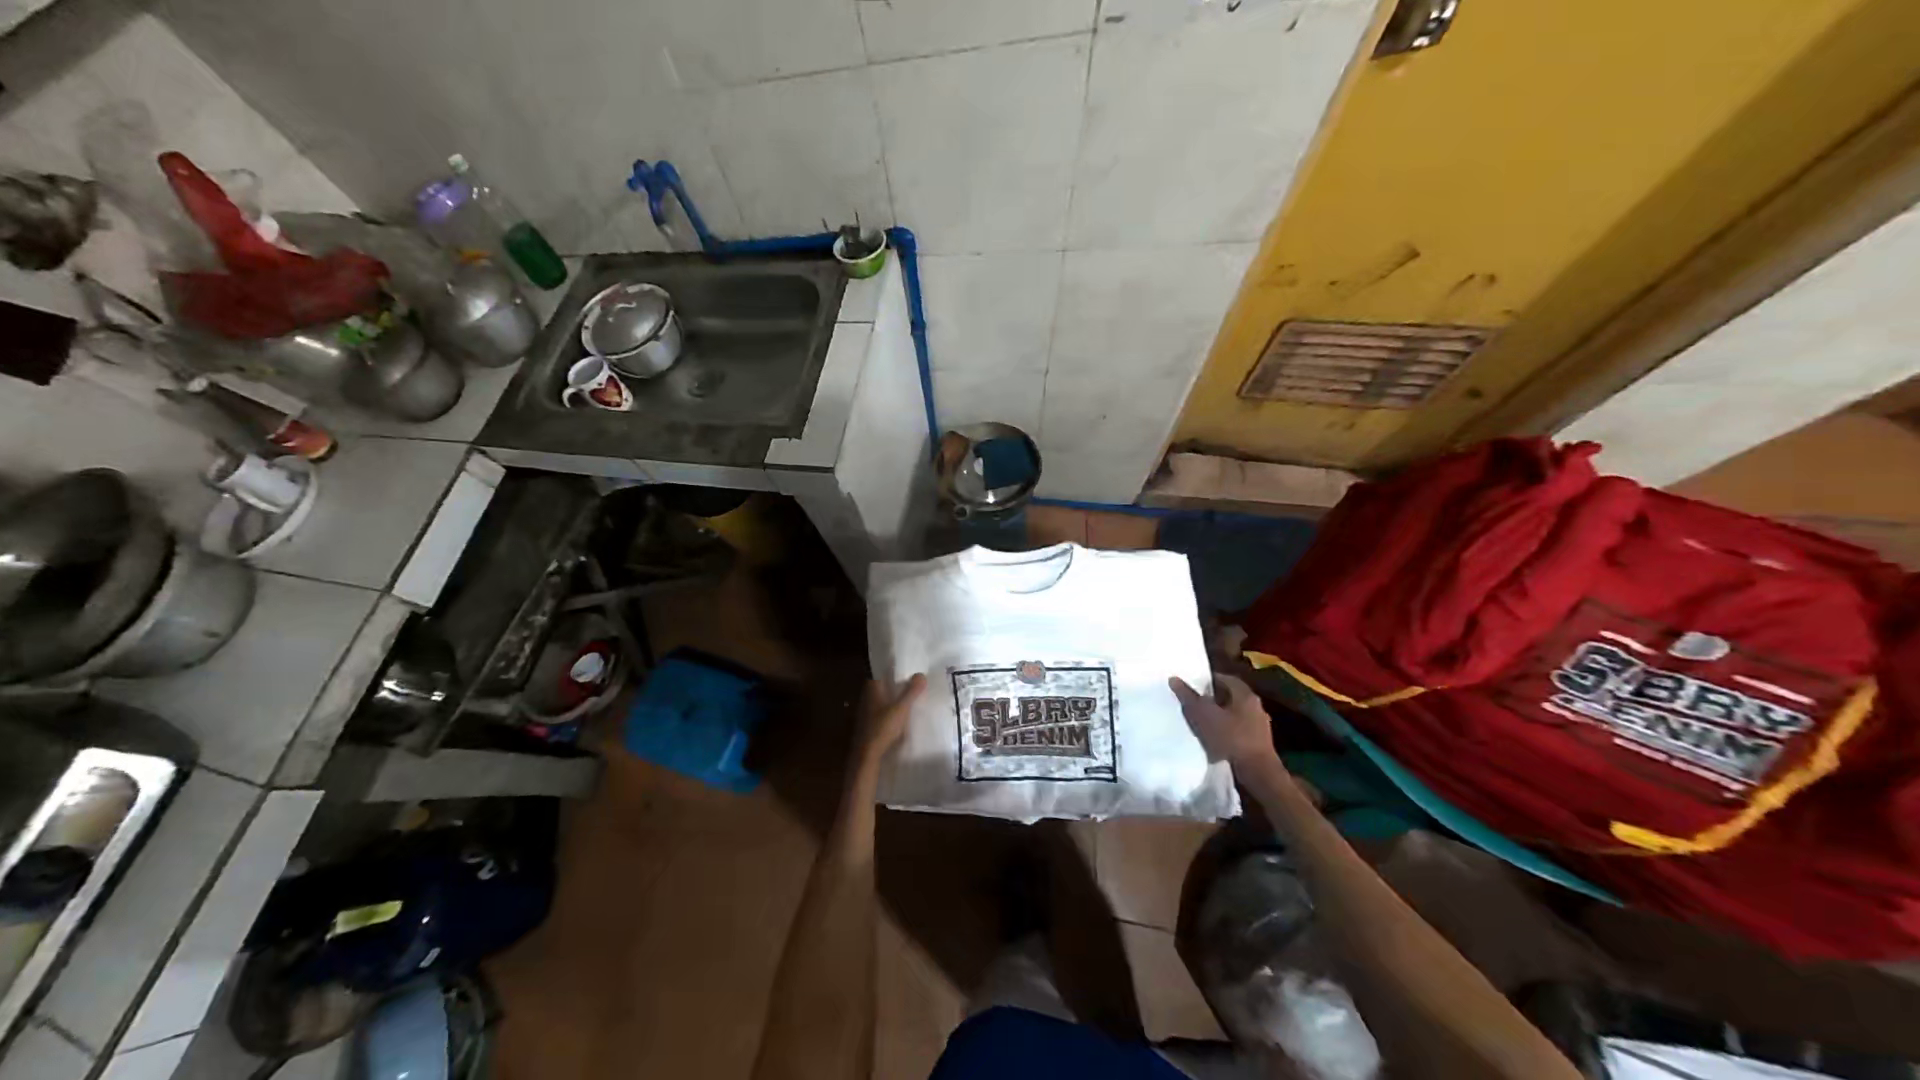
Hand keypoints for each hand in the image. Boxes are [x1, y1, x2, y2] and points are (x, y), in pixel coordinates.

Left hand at [853, 674, 925, 768]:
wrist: (867, 754)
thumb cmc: (883, 727)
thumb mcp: (901, 708)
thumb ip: (911, 692)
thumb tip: (921, 674)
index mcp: (872, 691)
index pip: (878, 675)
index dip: (889, 672)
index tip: (903, 672)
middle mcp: (866, 700)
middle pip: (879, 689)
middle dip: (892, 687)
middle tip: (909, 686)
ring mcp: (865, 714)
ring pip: (880, 702)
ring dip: (891, 701)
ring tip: (907, 702)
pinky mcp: (868, 726)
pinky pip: (879, 715)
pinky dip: (888, 714)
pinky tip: (899, 719)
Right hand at [1170, 673, 1278, 769]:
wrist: (1257, 771)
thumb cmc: (1230, 737)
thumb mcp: (1203, 715)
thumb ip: (1188, 696)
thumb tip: (1174, 678)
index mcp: (1245, 694)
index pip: (1224, 678)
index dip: (1207, 680)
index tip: (1192, 686)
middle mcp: (1255, 706)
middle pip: (1230, 696)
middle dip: (1212, 699)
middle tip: (1193, 702)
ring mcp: (1259, 725)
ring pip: (1234, 714)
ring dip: (1218, 716)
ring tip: (1200, 721)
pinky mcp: (1258, 741)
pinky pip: (1237, 729)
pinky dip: (1225, 730)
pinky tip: (1213, 738)